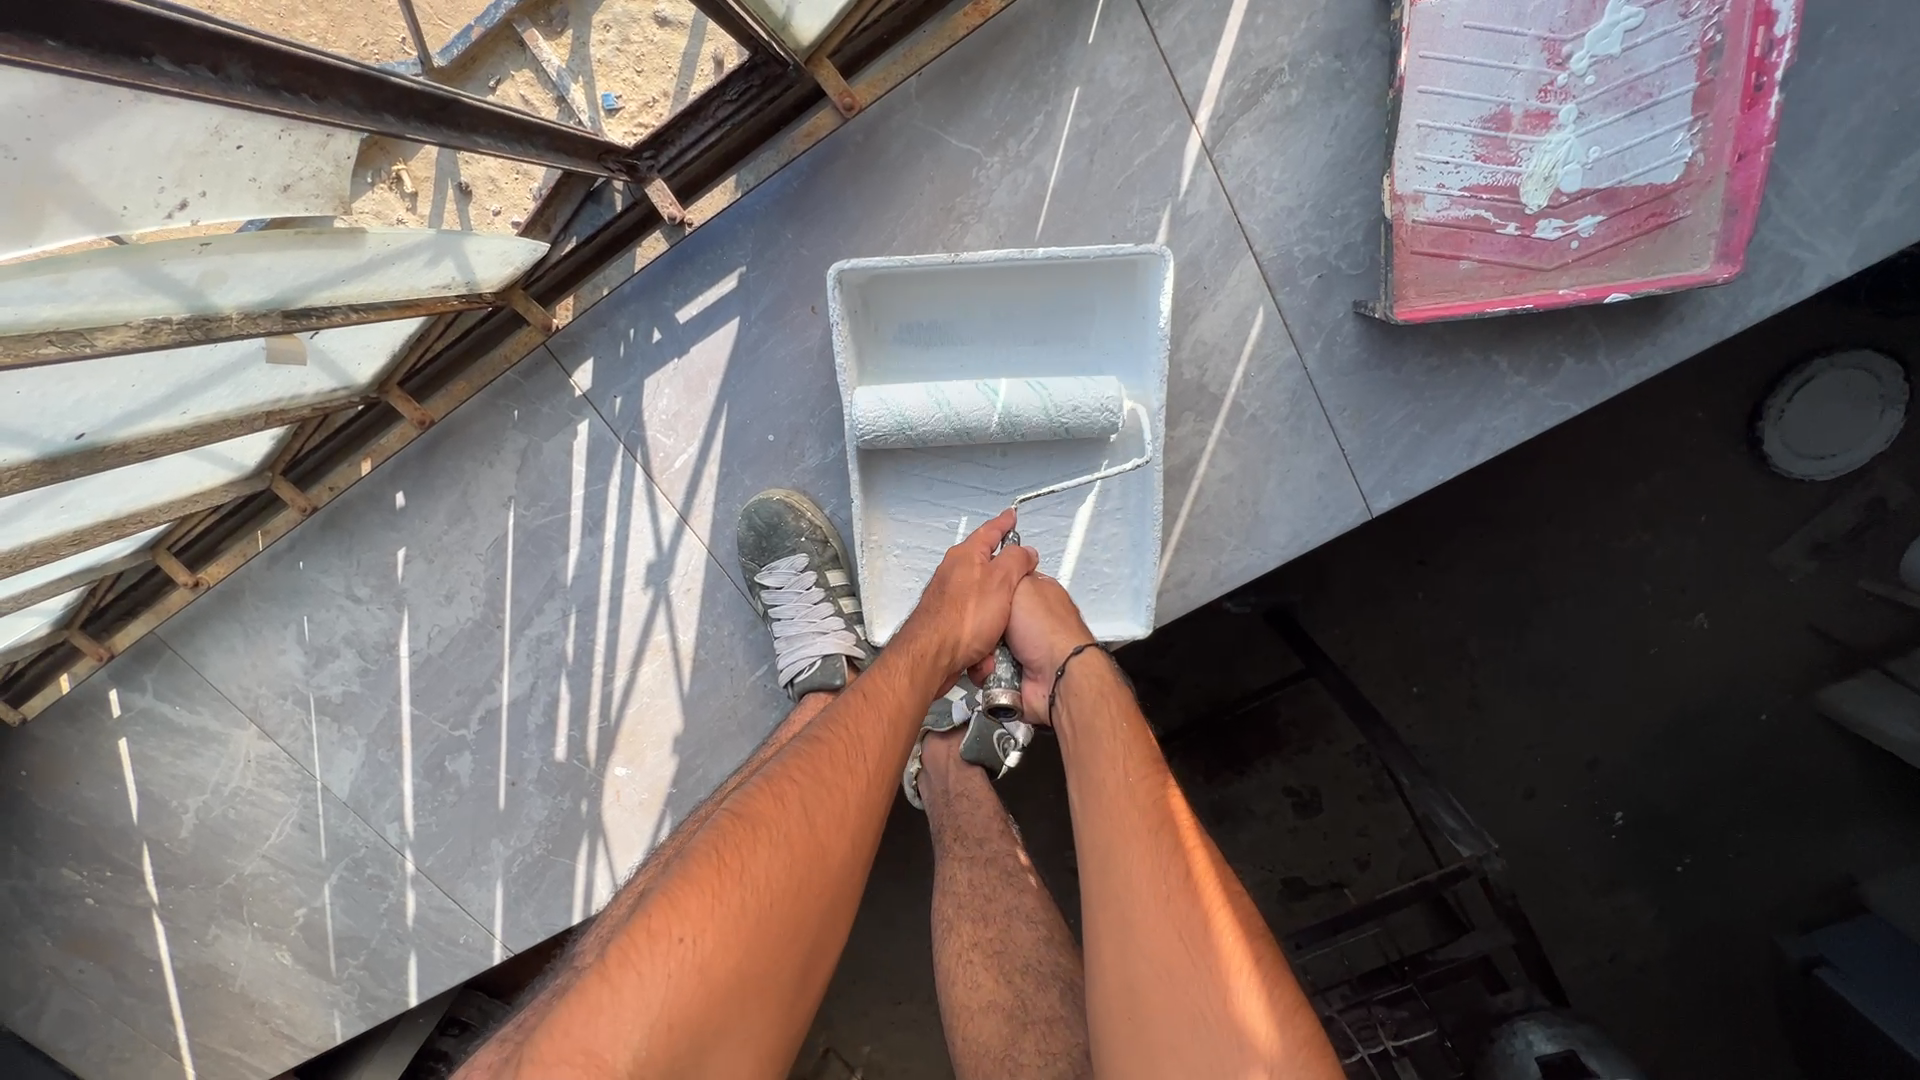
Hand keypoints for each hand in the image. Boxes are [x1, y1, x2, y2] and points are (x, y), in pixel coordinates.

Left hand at [896, 509, 1038, 679]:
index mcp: (966, 557)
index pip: (989, 531)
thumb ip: (1016, 561)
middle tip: (1020, 578)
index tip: (1011, 516)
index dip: (1004, 523)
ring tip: (1000, 632)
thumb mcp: (1001, 581)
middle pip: (988, 567)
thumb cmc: (960, 621)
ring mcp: (950, 599)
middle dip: (1007, 579)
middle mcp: (954, 574)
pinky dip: (986, 639)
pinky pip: (977, 627)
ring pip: (985, 603)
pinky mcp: (950, 623)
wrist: (931, 658)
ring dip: (997, 620)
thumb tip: (1026, 551)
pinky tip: (986, 650)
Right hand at [971, 571, 1094, 724]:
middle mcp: (1031, 622)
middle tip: (988, 625)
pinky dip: (987, 670)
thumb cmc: (1051, 632)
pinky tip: (996, 668)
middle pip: (989, 618)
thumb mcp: (1023, 586)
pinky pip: (986, 669)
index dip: (990, 589)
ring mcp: (1024, 649)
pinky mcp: (1014, 673)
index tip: (979, 592)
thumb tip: (999, 564)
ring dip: (984, 650)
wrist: (1057, 677)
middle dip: (983, 625)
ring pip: (984, 644)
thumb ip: (1009, 572)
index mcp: (1038, 595)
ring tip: (994, 651)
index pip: (1005, 585)